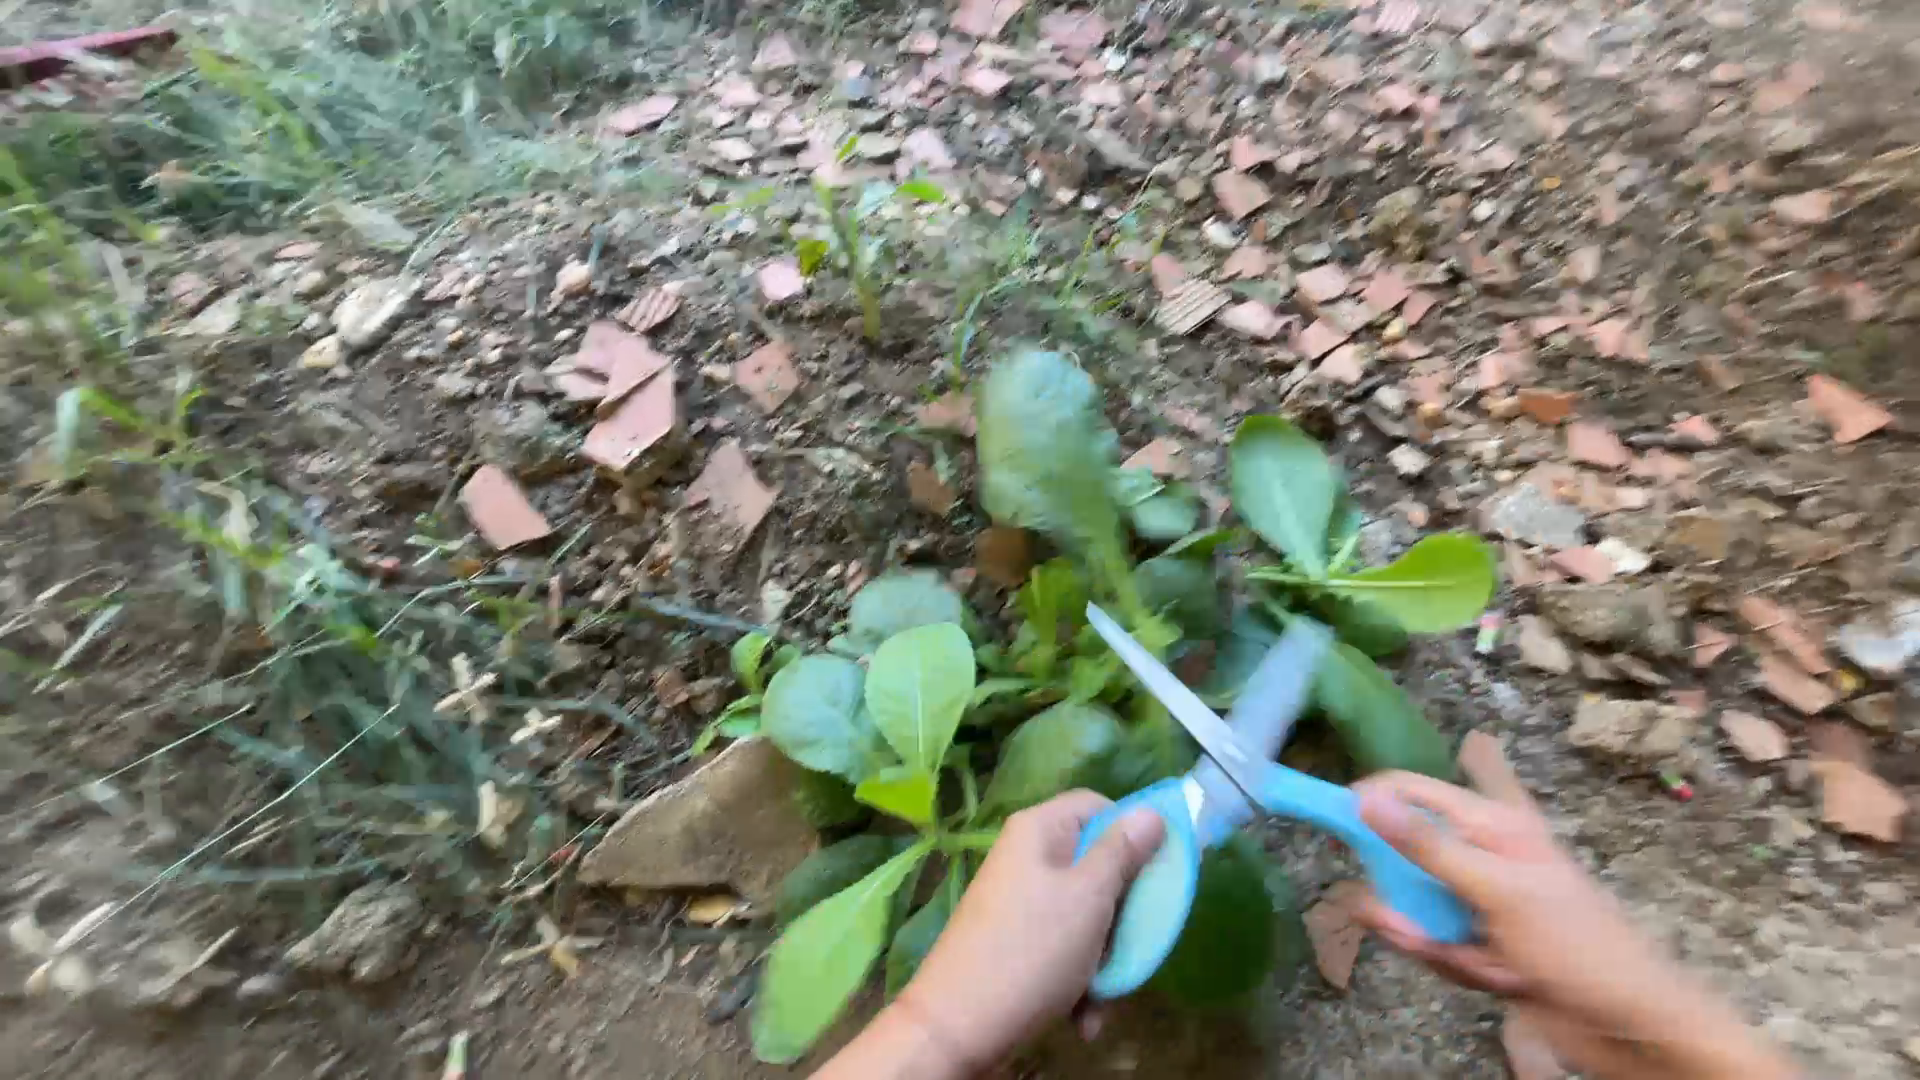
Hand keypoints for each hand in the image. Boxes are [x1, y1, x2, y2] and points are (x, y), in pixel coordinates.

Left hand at [892, 791, 1163, 1070]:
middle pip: (1096, 864)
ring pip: (1086, 913)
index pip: (1097, 805)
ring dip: (1104, 958)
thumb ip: (1123, 852)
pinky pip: (1064, 944)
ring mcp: (1021, 898)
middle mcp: (1028, 855)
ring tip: (1101, 997)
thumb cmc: (1031, 948)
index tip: (1158, 872)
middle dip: (1122, 913)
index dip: (1132, 831)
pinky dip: (1079, 979)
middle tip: (1131, 945)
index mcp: (1040, 830)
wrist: (957, 1025)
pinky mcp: (1018, 938)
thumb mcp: (1089, 897)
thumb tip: (1151, 812)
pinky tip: (1082, 1017)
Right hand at [1352, 771, 1798, 1079]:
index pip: (1407, 789)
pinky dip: (1442, 959)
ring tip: (1463, 957)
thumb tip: (1363, 797)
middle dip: (1395, 890)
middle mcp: (1471, 854)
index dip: (1367, 800)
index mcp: (1486, 824)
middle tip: (1407, 920)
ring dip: (1421, 932)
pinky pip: (1425, 938)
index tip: (1332, 821)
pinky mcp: (1467, 940)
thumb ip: (1425, 843)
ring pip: (1406, 901)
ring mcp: (1469, 899)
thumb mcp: (1497, 889)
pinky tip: (1480, 973)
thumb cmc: (1576, 945)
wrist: (1636, 1032)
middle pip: (1396, 851)